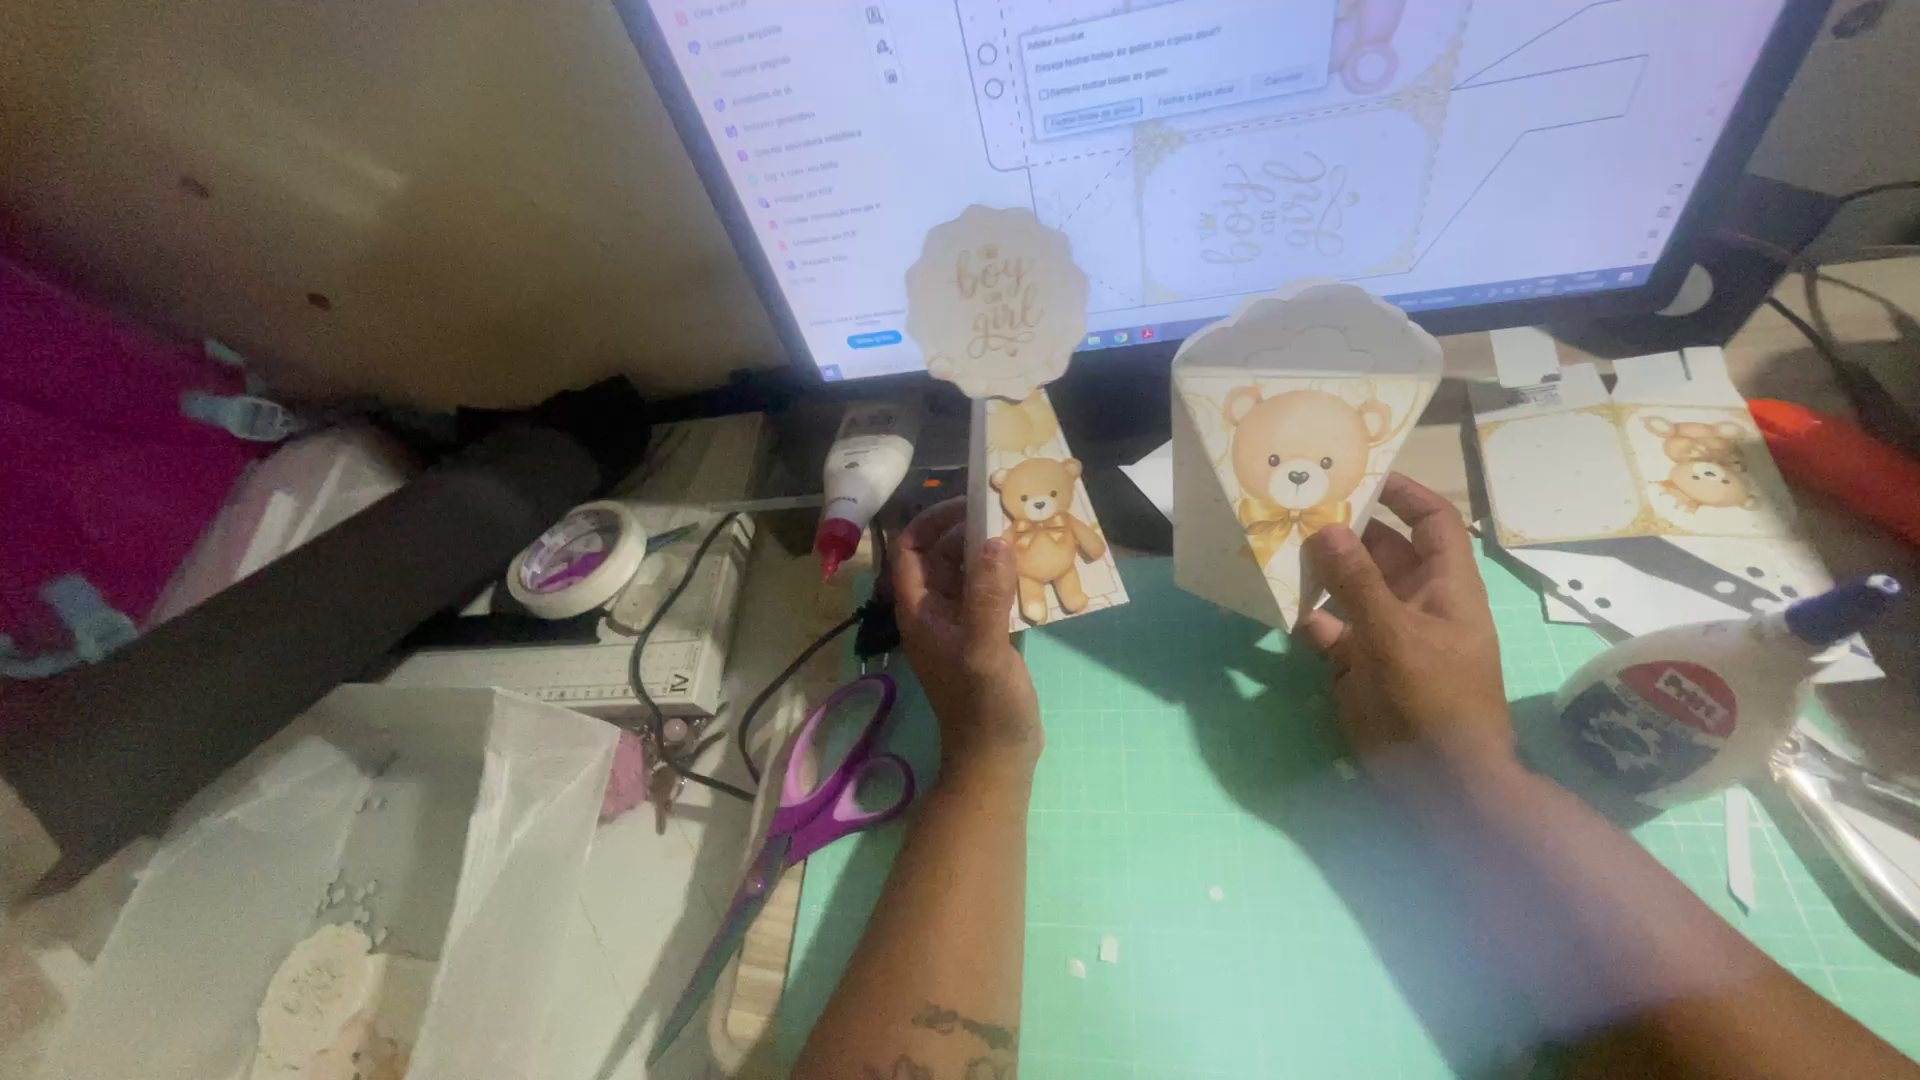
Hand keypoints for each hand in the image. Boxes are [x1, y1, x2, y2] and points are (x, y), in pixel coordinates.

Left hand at [892, 498, 1042, 779]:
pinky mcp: (987, 635)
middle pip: (943, 555)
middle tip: (1010, 513)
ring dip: (993, 552)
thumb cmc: (983, 707)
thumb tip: (994, 541)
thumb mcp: (983, 650)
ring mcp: (962, 623)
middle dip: (971, 531)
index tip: (969, 504)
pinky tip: (1039, 568)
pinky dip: (1010, 577)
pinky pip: (993, 593)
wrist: (997, 758)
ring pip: (971, 572)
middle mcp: (936, 610)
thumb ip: (987, 596)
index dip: (932, 520)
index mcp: (920, 609)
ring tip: (1028, 532)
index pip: (911, 548)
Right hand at [1298, 475, 1517, 804]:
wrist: (1435, 779)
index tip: (1361, 473)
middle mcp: (1413, 601)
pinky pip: (1326, 625)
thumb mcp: (1395, 634)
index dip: (1404, 494)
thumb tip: (1325, 529)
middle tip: (1296, 505)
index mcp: (1444, 587)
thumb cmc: (1433, 699)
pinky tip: (1275, 602)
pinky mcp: (1356, 661)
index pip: (1432, 523)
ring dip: (1316, 570)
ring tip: (1275, 543)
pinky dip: (1304, 614)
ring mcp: (1383, 631)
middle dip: (1343, 529)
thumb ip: (1357, 582)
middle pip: (1379, 550)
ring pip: (1346, 587)